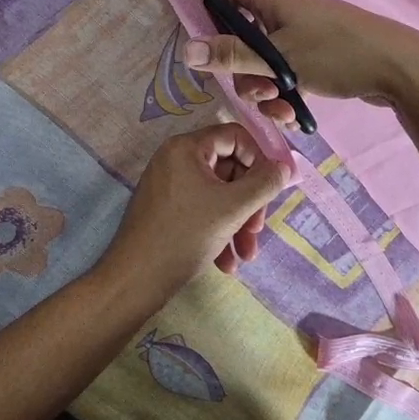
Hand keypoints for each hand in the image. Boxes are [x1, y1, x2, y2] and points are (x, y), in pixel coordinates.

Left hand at [98, 123, 289, 302]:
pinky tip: (226, 263)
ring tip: (246, 255)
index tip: (272, 188)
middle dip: (249, 203)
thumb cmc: (184, 236)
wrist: (133, 283)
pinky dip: (218, 232)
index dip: (259, 160)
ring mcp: (169, 185)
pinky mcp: (167, 210)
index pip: (235, 136)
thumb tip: (286, 166)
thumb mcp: (232, 209)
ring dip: (238, 223)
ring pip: (218, 194)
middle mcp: (176, 158)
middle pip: (229, 168)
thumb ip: (264, 184)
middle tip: (258, 229)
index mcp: (187, 147)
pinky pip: (202, 210)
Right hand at [183, 0, 418, 126]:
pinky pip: (291, 71)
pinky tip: (295, 113)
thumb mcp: (279, 59)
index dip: (219, 13)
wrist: (400, 68)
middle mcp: (290, 11)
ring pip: (269, 59)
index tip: (219, 47)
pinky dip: (288, 91)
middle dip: (246, 68)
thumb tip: (186, 50)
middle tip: (256, 90)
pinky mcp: (323, 56)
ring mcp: (308, 33)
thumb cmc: (336, 55)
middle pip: (248, 33)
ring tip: (280, 108)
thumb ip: (233, 56)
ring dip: (267, 87)